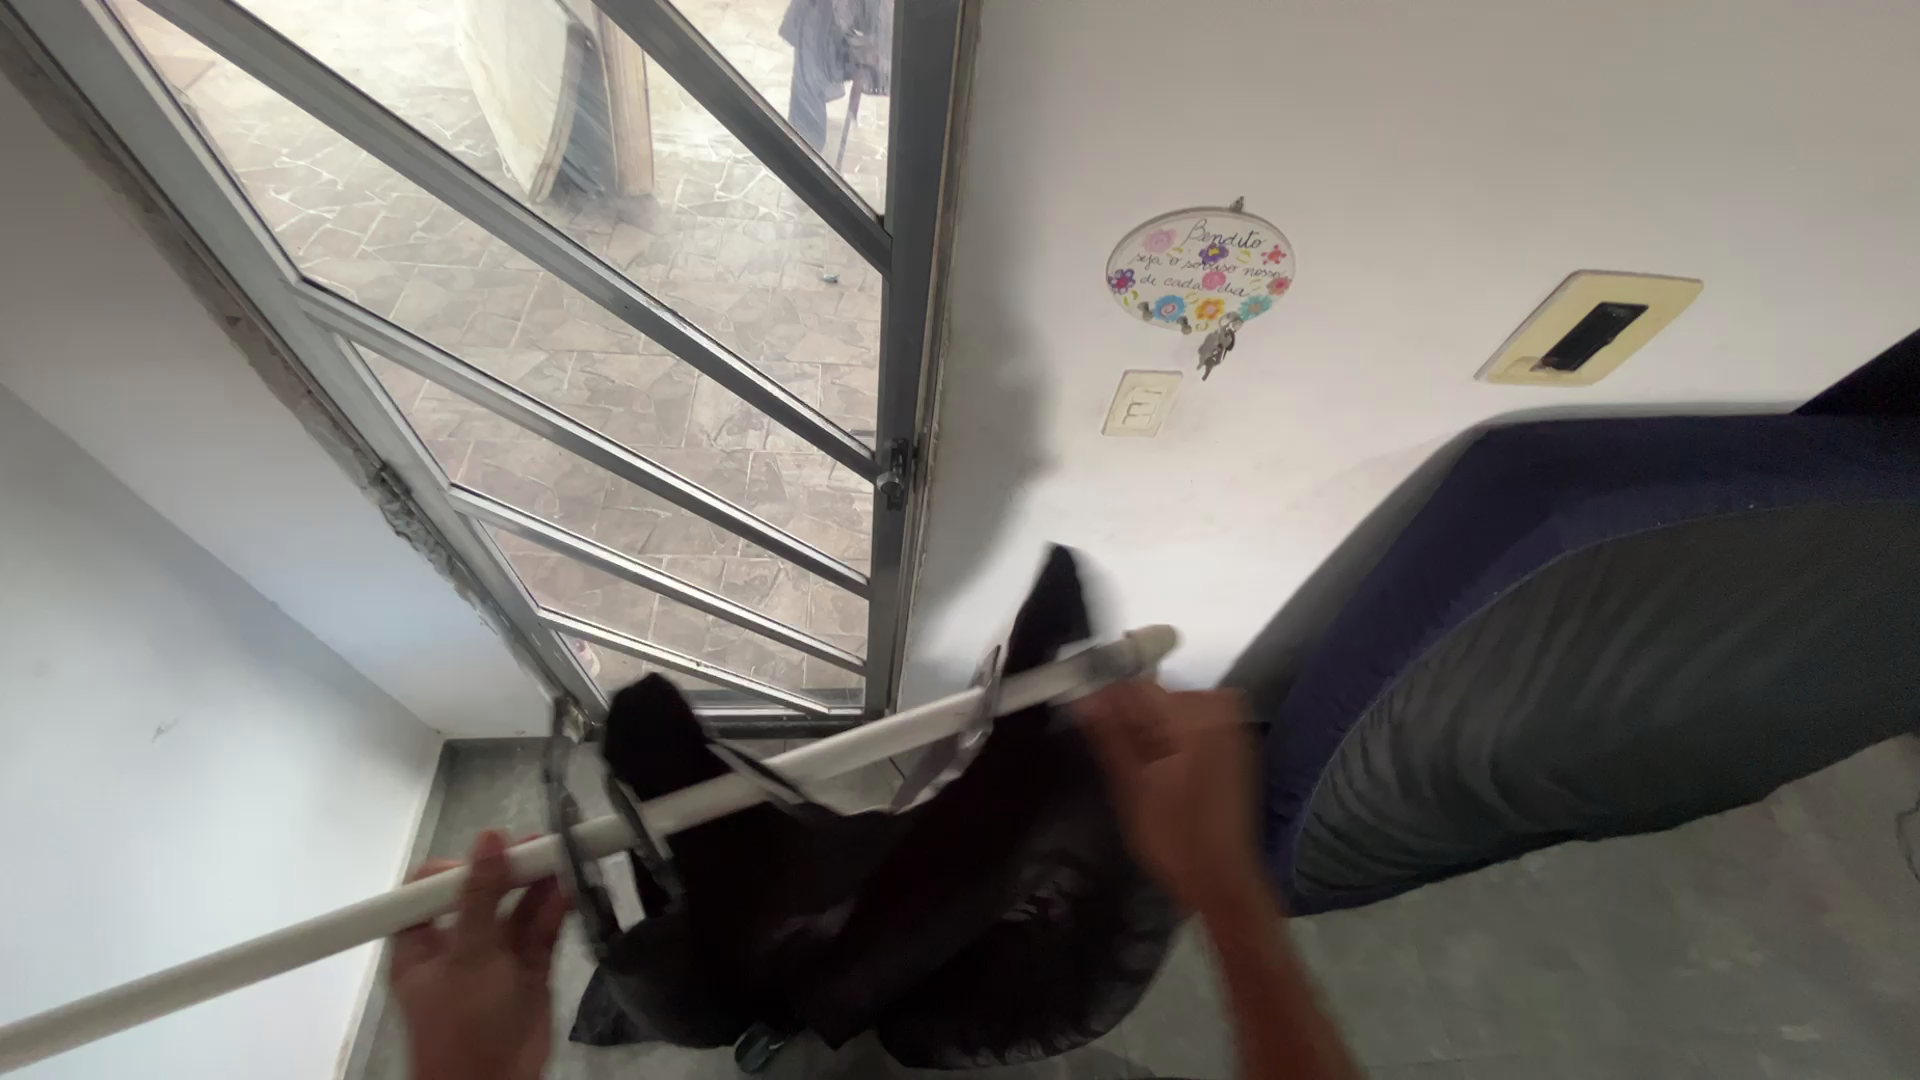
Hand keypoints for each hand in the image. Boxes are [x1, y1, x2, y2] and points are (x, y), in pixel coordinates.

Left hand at [390, 830, 570, 1079]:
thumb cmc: (464, 1023)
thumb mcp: (469, 956)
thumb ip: (483, 894)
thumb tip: (490, 836)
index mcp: (423, 944)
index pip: (430, 890)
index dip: (457, 867)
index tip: (490, 853)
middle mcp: (458, 943)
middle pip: (482, 891)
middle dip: (510, 868)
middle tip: (539, 847)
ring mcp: (496, 953)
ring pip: (518, 905)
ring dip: (540, 883)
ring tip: (565, 858)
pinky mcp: (530, 963)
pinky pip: (543, 924)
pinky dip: (558, 906)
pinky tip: (572, 888)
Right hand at [1073, 681, 1265, 912]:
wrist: (1223, 883)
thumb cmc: (1174, 839)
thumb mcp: (1130, 787)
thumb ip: (1108, 736)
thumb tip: (1082, 699)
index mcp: (1195, 720)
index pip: (1139, 687)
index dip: (1106, 698)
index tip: (1081, 714)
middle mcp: (1219, 715)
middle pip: (1158, 694)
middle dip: (1127, 712)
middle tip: (1102, 740)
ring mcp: (1231, 731)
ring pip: (1173, 708)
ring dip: (1146, 723)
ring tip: (1127, 755)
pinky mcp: (1234, 749)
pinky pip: (1192, 723)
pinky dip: (1169, 734)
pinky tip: (1154, 761)